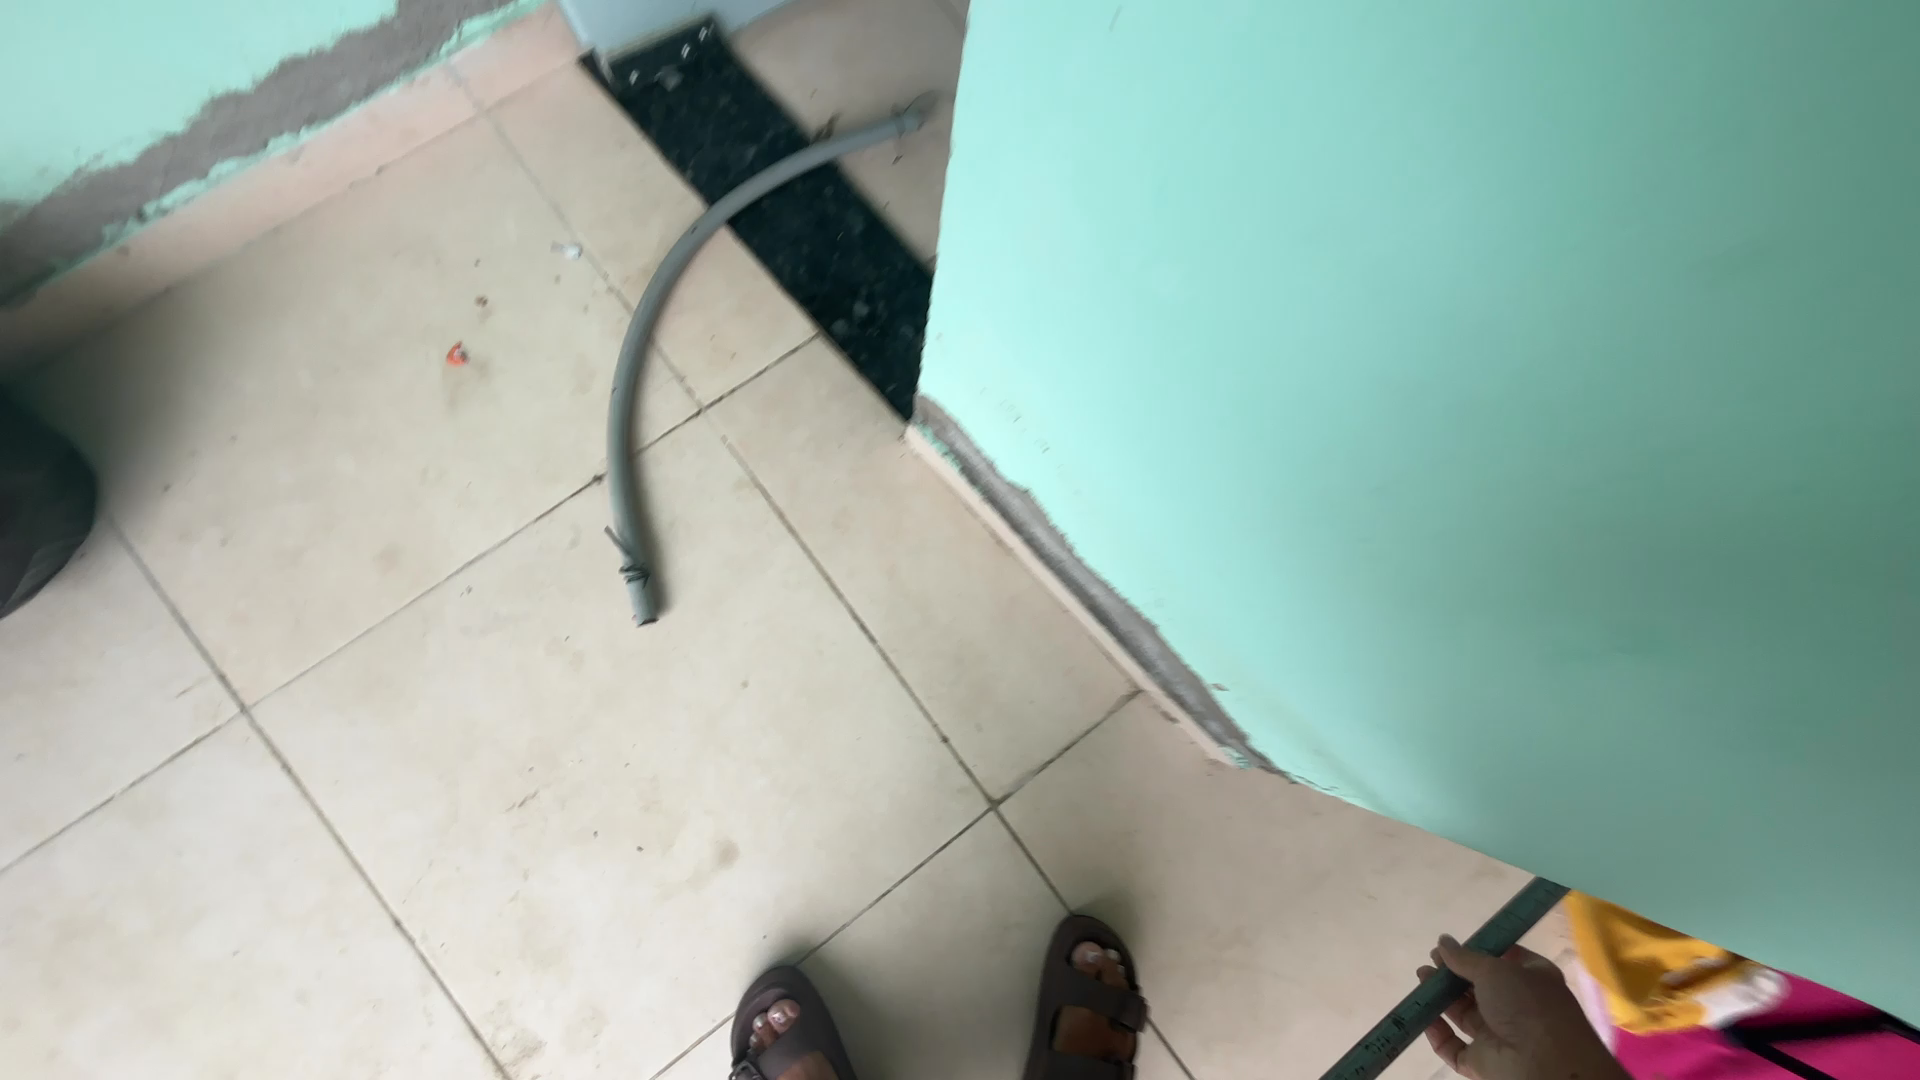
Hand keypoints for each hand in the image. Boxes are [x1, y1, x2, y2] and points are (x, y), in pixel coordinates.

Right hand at [1418, 935, 1629, 1079]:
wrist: (1548, 1069)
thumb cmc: (1528, 1007)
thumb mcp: (1494, 969)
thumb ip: (1465, 957)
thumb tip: (1443, 942)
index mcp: (1533, 982)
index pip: (1508, 961)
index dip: (1483, 950)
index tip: (1458, 944)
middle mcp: (1518, 1009)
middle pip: (1479, 987)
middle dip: (1453, 973)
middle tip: (1432, 961)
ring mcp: (1501, 1037)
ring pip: (1464, 1013)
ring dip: (1441, 996)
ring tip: (1422, 977)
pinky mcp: (1484, 1062)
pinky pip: (1455, 1047)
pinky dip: (1438, 1033)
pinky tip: (1425, 1016)